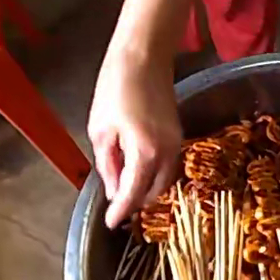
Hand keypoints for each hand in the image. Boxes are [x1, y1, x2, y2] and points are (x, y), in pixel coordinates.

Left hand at [90, 50, 181, 227]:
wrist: (144, 56)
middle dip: (135, 203)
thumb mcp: (101, 129)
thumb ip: (107, 165)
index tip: (109, 223)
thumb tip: (113, 191)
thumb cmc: (116, 87)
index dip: (120, 212)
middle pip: (154, 192)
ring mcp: (176, 144)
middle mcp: (166, 153)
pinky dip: (155, 177)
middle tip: (116, 208)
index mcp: (144, 152)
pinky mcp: (178, 135)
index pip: (133, 194)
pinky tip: (139, 173)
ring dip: (147, 191)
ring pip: (165, 181)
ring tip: (126, 193)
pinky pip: (169, 166)